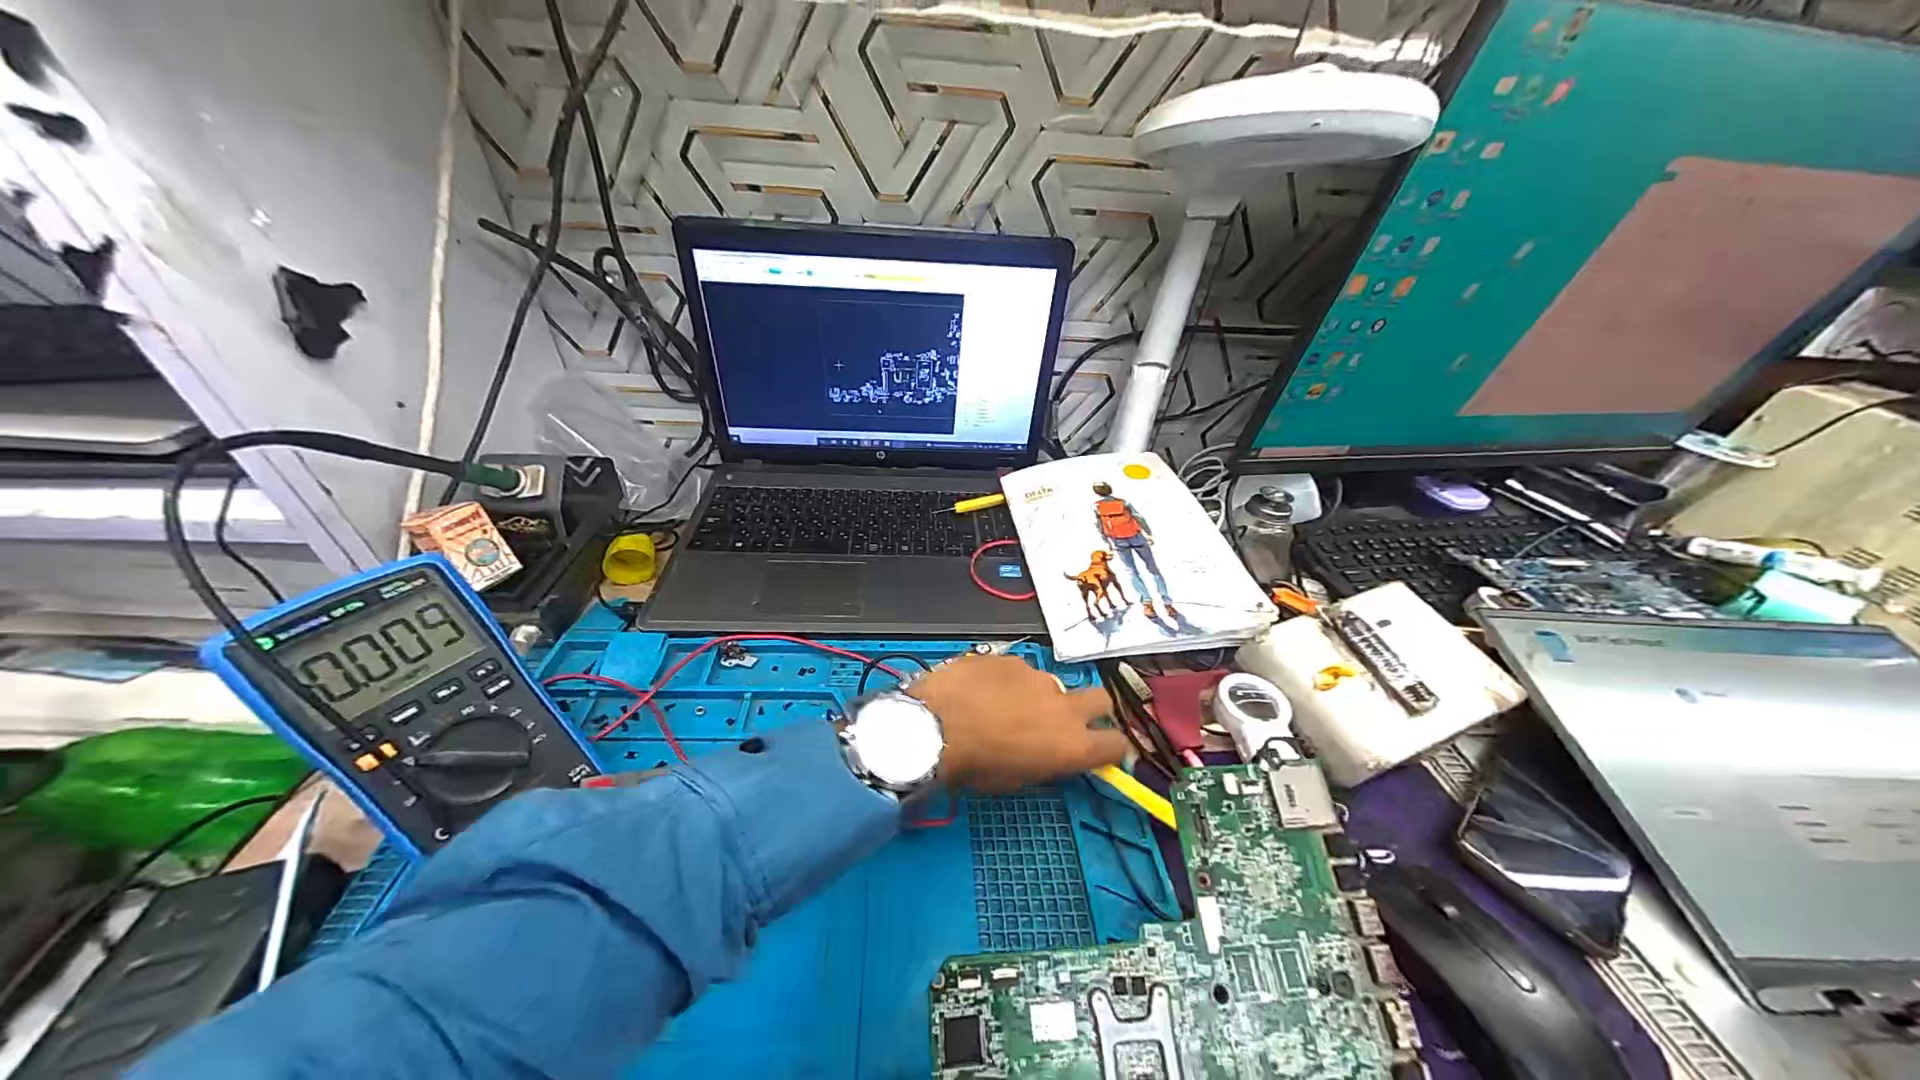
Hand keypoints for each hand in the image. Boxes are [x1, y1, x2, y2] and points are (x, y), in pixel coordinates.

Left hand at [910, 654, 1126, 793]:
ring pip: (1052, 684)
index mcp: (1072, 745)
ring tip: (1004, 706)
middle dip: (1091, 709)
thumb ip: (1045, 763)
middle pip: (1101, 699)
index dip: (1112, 748)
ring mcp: (1037, 676)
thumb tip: (1049, 755)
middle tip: (1064, 721)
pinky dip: (1008, 681)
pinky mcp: (1010, 658)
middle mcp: (1064, 706)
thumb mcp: (1016, 781)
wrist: (934, 725)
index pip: (1117, 744)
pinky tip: (983, 690)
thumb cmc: (973, 766)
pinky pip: (1018, 670)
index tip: (1101, 750)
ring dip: (1039, 695)